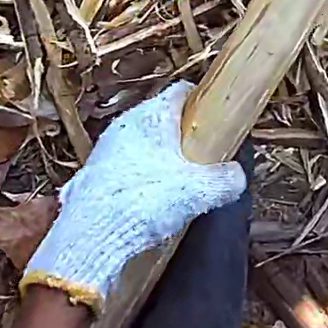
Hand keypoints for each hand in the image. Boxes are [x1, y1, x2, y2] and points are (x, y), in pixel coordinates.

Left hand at [21, 81, 244, 311]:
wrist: (92, 236)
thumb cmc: (147, 201)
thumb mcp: (201, 191)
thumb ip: (226, 179)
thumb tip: (237, 176)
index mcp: (153, 114)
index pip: (182, 91)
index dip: (201, 101)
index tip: (214, 119)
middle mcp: (126, 122)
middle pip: (161, 118)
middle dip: (181, 136)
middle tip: (199, 159)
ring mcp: (104, 147)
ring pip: (140, 143)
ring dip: (157, 159)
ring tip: (173, 187)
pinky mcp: (91, 173)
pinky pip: (122, 167)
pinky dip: (136, 178)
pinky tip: (145, 204)